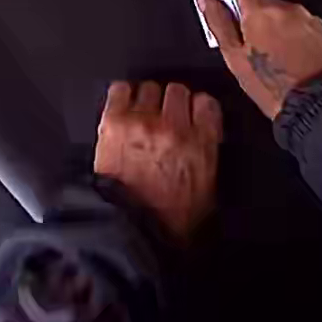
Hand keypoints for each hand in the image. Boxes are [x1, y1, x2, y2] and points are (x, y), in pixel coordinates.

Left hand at [93, 81, 222, 242]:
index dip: (198, 108)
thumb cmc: (167, 222)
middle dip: (172, 104)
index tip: (192, 114)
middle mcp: (173, 128)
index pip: (207, 103)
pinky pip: (120, 89)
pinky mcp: (114, 120)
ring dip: (146, 102)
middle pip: (177, 90)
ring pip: (148, 88)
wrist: (129, 233)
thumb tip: (203, 135)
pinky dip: (122, 97)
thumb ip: (206, 154)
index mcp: (201, 146)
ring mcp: (142, 121)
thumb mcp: (206, 193)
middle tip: (165, 119)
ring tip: (141, 119)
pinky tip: (123, 110)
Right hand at [198, 0, 321, 118]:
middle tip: (248, 39)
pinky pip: (300, 23)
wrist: (315, 105)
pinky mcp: (321, 30)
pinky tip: (289, 56)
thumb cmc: (273, 85)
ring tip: (271, 53)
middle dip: (253, 13)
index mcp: (259, 10)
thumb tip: (208, 1)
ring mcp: (305, 18)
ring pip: (281, 12)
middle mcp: (284, 8)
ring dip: (274, 24)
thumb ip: (218, 22)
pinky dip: (293, 33)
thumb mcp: (234, 56)